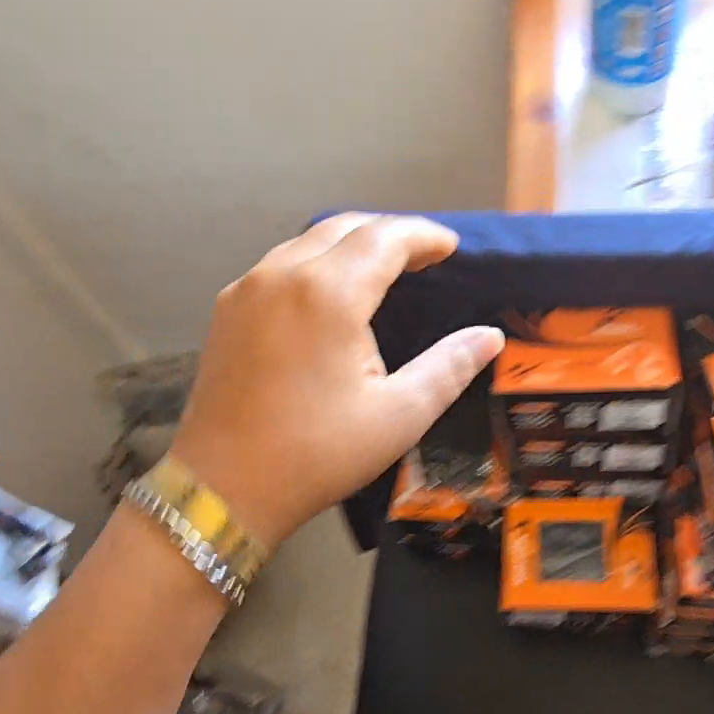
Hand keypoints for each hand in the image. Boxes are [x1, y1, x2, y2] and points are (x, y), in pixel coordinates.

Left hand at [166, 214, 503, 548]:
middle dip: (389, 233)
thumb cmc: (318, 454)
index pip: (386, 238)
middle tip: (422, 257)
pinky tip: (329, 295)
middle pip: (344, 227)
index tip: (450, 247)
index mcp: (329, 293)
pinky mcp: (227, 310)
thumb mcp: (399, 416)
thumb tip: (488, 336)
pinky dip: (315, 263)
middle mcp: (283, 274)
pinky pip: (279, 265)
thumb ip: (448, 368)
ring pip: (307, 241)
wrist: (225, 486)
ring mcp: (247, 289)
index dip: (423, 237)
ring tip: (381, 270)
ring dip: (349, 244)